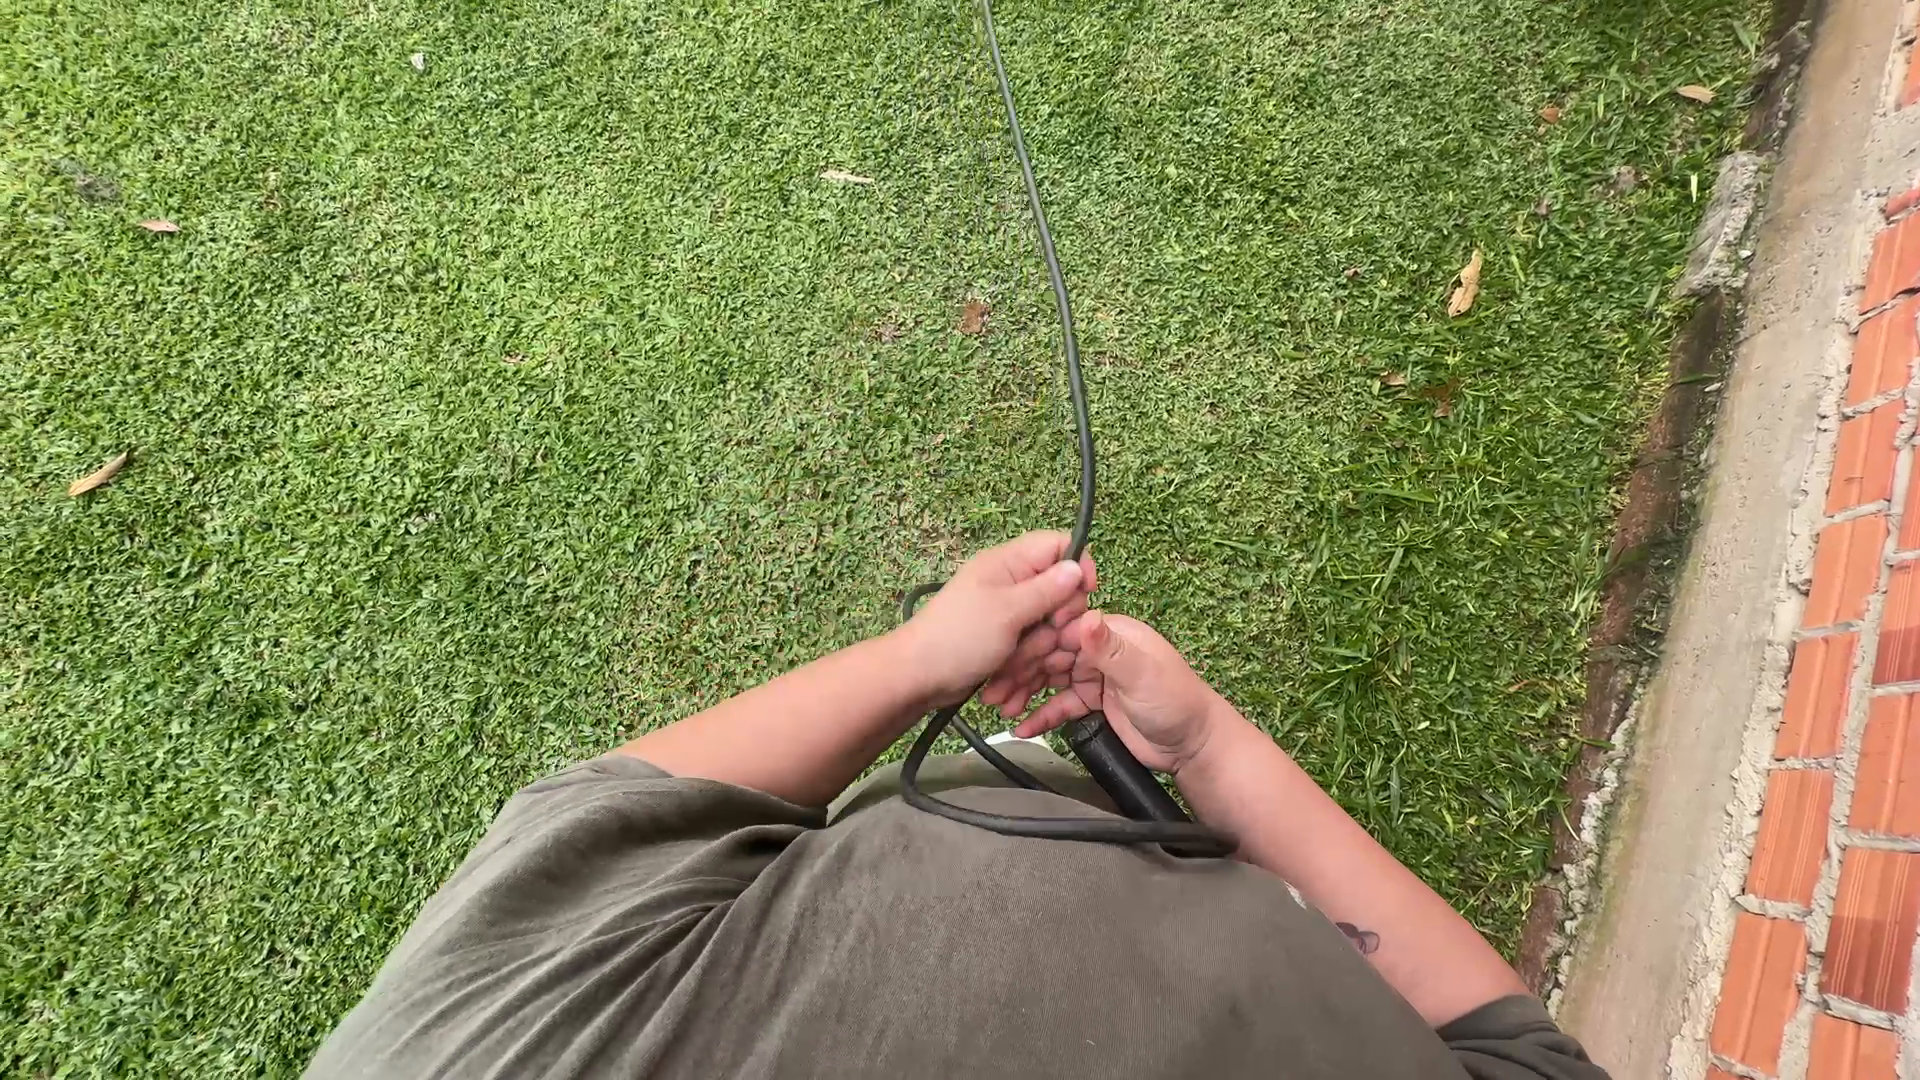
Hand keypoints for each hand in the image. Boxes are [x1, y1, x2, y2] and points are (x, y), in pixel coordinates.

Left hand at [893, 531, 1096, 710]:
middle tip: (1045, 640)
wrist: (918, 677)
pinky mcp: (1004, 638)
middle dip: (1055, 624)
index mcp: (1008, 563)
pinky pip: (1030, 647)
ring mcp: (1007, 612)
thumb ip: (1046, 589)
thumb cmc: (958, 637)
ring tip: (1015, 667)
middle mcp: (1010, 582)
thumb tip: (1077, 566)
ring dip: (1037, 653)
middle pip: (1059, 593)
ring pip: (1046, 626)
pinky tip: (1010, 683)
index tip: (1082, 598)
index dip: (1077, 567)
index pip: (1058, 546)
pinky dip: (1024, 666)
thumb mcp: (1008, 611)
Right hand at [1013, 611, 1228, 773]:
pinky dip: (1041, 715)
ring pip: (1050, 680)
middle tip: (993, 687)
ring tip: (999, 706)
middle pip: (1051, 655)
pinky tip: (1021, 727)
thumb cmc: (1175, 702)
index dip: (1034, 643)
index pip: (1063, 630)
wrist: (1192, 748)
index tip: (1006, 657)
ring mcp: (1094, 677)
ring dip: (1025, 691)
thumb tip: (1083, 616)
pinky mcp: (1092, 704)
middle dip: (1022, 670)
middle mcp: (1099, 650)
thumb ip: (1109, 647)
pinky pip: (1060, 705)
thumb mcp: (1141, 672)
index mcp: (1110, 632)